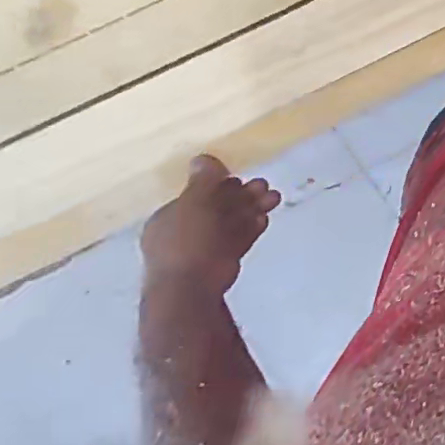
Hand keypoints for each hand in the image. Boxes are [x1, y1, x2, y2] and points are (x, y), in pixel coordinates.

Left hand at [142, 156, 280, 294]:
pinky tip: (264, 220)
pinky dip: (250, 228)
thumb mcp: (194, 204)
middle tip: (264, 187)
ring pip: (231, 222)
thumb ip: (202, 181)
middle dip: (243, 196)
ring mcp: (202, 247)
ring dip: (252, 209)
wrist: (192, 287)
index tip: (241, 178)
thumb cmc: (188, 241)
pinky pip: (237, 239)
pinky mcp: (220, 261)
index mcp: (170, 217)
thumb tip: (202, 157)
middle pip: (218, 207)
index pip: (198, 194)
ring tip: (274, 199)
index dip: (221, 185)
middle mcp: (183, 231)